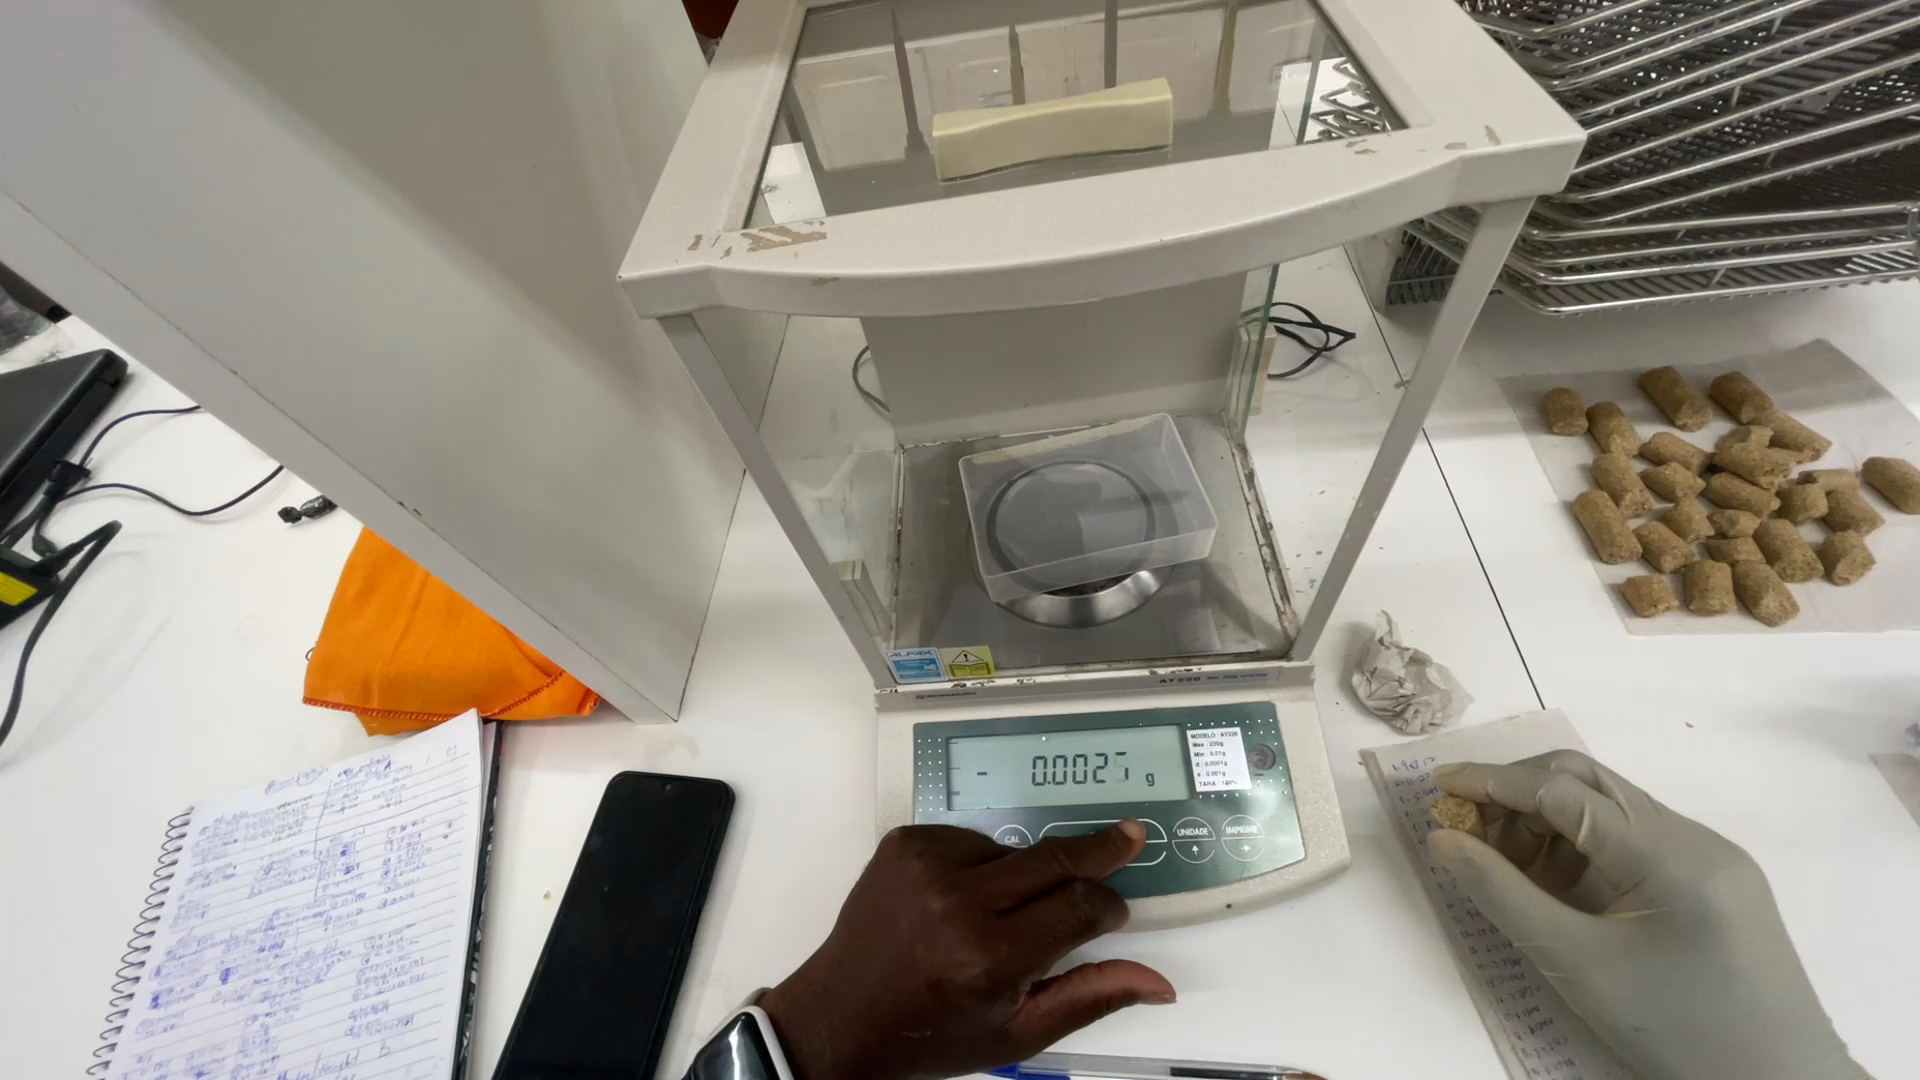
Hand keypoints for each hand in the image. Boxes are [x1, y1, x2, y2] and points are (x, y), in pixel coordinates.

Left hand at [759, 822, 1173, 1079]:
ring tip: (994, 914)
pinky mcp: (906, 840)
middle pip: (1051, 860)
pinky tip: (960, 896)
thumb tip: (1159, 981)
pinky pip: (969, 838)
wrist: (844, 1013)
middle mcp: (959, 899)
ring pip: (1010, 851)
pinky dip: (978, 862)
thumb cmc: (935, 1033)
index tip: (1117, 906)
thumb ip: (1090, 997)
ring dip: (1021, 874)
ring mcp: (928, 861)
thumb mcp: (1016, 1033)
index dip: (1107, 905)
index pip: (1077, 908)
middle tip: (1128, 834)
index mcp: (990, 955)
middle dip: (1096, 850)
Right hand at [1429, 751, 1870, 1079]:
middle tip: (1466, 819)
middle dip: (1515, 791)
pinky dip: (1573, 840)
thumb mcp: (1572, 961)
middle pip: (1584, 781)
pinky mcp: (1708, 878)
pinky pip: (1624, 833)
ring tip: (1505, 859)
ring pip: (1602, 803)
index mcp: (1673, 856)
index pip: (1561, 790)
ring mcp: (1708, 857)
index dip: (1491, 781)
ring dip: (1541, 817)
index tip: (1437, 784)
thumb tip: (1440, 838)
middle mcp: (1695, 840)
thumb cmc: (1674, 1029)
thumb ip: (1498, 891)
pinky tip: (1551, 877)